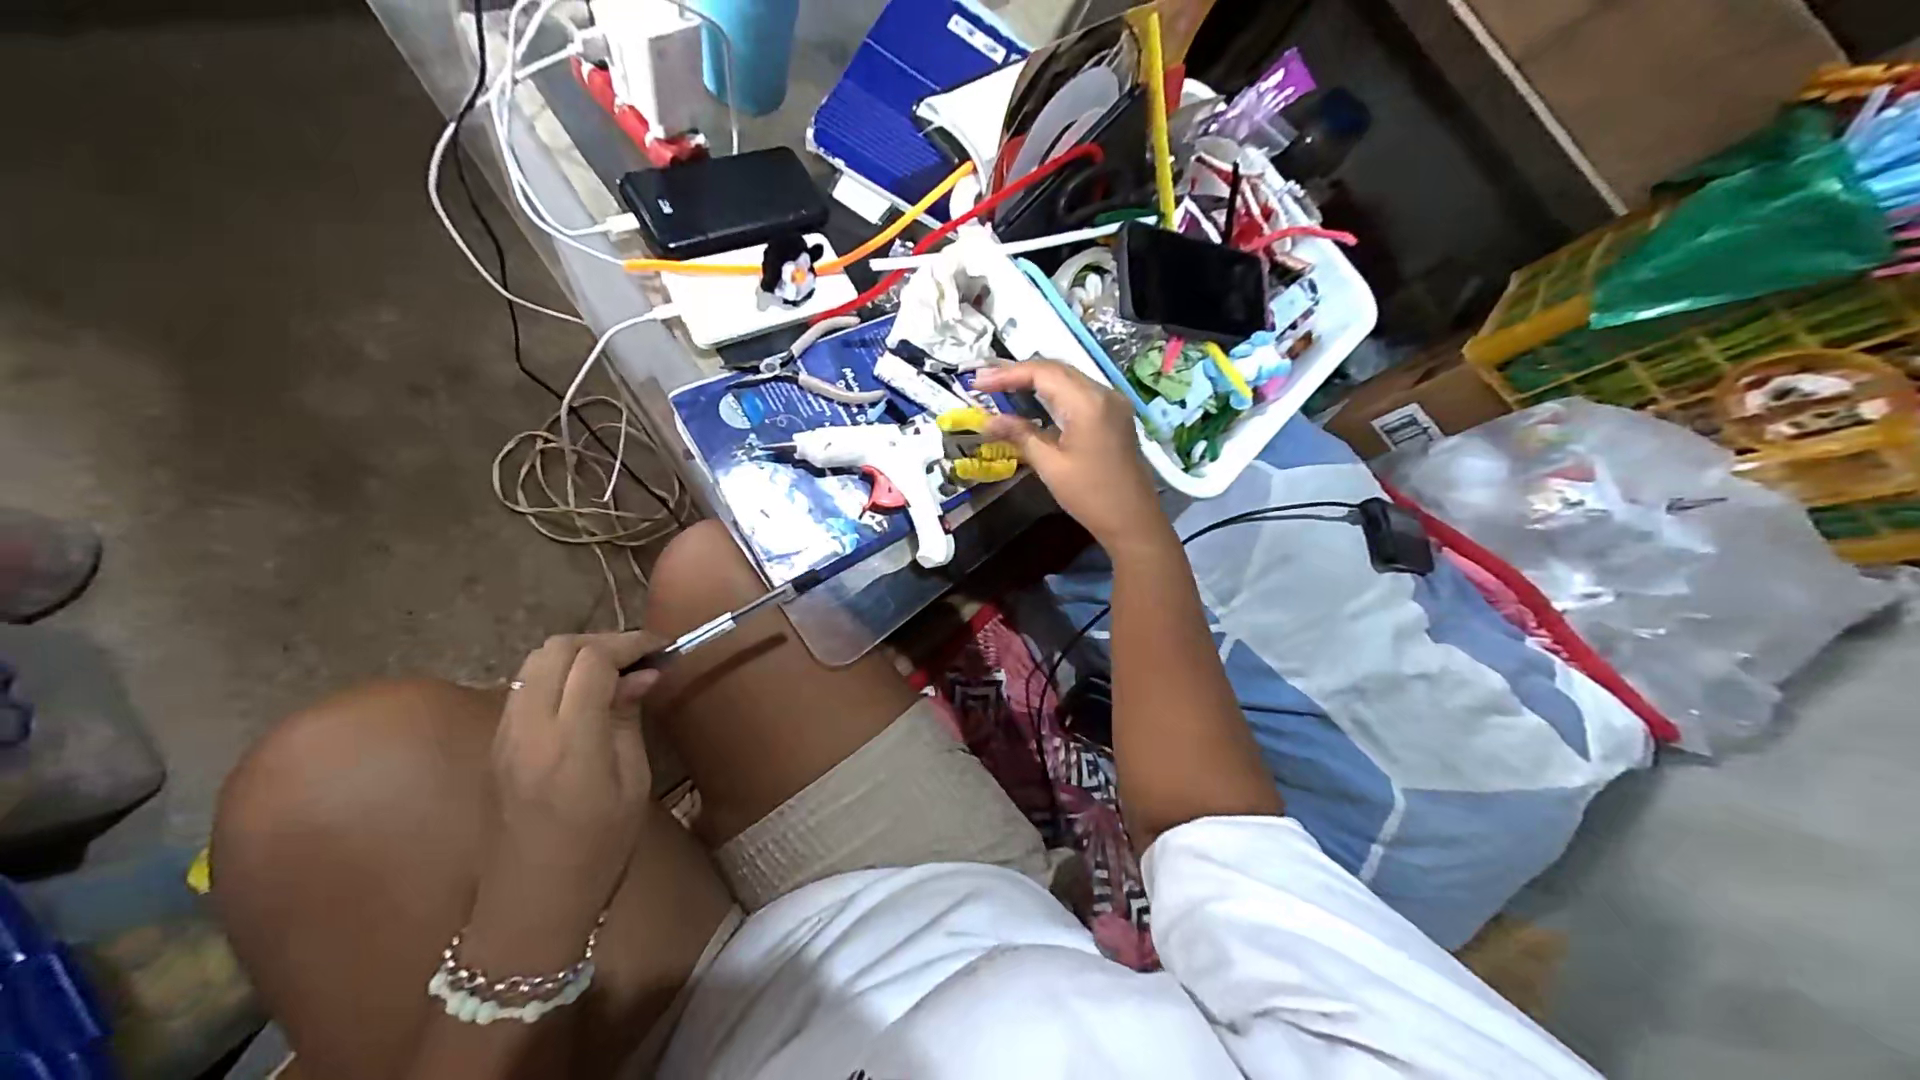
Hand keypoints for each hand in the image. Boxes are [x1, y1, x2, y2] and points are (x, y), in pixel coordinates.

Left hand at [481, 632, 661, 930]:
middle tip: (639, 657)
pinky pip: (525, 685)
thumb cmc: (598, 849)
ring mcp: (504, 734)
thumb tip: (644, 674)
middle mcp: (528, 728)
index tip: (660, 648)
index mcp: (570, 742)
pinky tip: (586, 695)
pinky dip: (558, 673)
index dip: (630, 644)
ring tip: (615, 671)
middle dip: (602, 641)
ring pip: (534, 662)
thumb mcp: (632, 783)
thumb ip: (629, 719)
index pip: (592, 661)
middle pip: (556, 649)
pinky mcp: (496, 743)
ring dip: (577, 654)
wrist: (531, 903)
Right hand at [973, 359, 1171, 555]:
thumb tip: (988, 420)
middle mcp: (1103, 393)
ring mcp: (1112, 403)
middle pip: (1055, 369)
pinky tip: (1032, 401)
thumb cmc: (1090, 495)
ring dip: (1035, 380)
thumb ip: (1020, 435)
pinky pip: (1079, 392)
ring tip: (1002, 387)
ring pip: (1068, 378)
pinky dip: (1053, 392)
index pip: (1042, 373)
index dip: (1006, 374)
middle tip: (984, 382)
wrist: (1134, 521)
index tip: (977, 382)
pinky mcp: (1114, 415)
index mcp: (1087, 403)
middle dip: (1018, 373)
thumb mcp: (1050, 465)